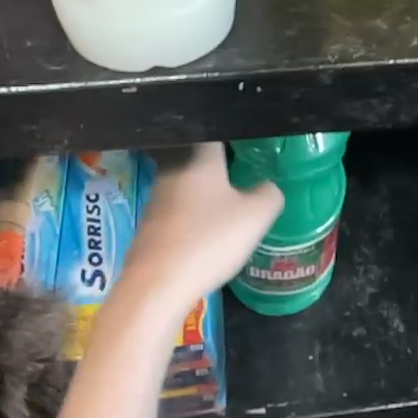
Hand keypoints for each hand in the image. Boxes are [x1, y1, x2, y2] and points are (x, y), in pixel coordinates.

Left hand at [120, 142, 283, 312]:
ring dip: (203, 192)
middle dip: (217, 165)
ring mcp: (156, 200)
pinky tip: (205, 232)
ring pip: (185, 185)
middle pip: (196, 158)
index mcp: (199, 160)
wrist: (156, 285)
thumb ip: (269, 194)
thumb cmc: (209, 240)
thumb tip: (268, 186)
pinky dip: (191, 216)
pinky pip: (176, 211)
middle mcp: (173, 171)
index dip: (231, 134)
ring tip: (226, 203)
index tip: (246, 141)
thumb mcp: (256, 217)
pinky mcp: (148, 226)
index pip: (213, 133)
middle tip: (241, 172)